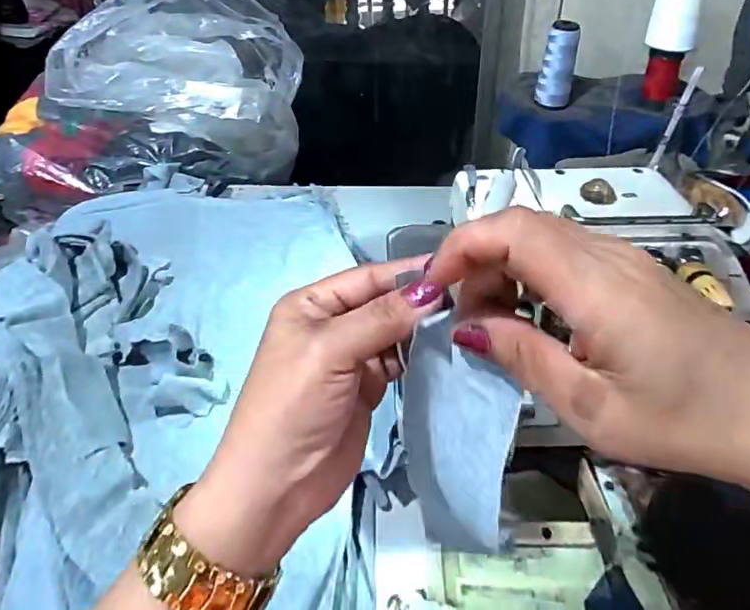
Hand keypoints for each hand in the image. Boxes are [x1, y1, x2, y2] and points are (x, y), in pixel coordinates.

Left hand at [175, 257, 446, 575]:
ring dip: (421, 330)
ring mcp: (347, 358)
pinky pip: (396, 363)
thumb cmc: (293, 403)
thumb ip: (379, 319)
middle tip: (471, 298)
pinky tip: (445, 354)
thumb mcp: (330, 351)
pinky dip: (417, 358)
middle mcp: (328, 324)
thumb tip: (429, 289)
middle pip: (381, 303)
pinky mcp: (364, 388)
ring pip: (392, 333)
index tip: (455, 266)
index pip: (364, 278)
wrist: (278, 483)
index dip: (405, 273)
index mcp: (309, 304)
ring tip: (465, 324)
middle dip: (418, 301)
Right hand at [423, 208, 749, 489]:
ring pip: (536, 232)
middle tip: (469, 315)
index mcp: (594, 285)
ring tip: (500, 320)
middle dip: (474, 261)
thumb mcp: (595, 410)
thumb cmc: (691, 421)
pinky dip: (529, 269)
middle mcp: (605, 255)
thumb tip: (467, 328)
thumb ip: (524, 358)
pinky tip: (538, 314)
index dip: (458, 247)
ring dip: (501, 266)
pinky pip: (562, 247)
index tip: (436, 287)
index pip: (506, 231)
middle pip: (514, 225)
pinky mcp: (632, 266)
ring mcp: (622, 255)